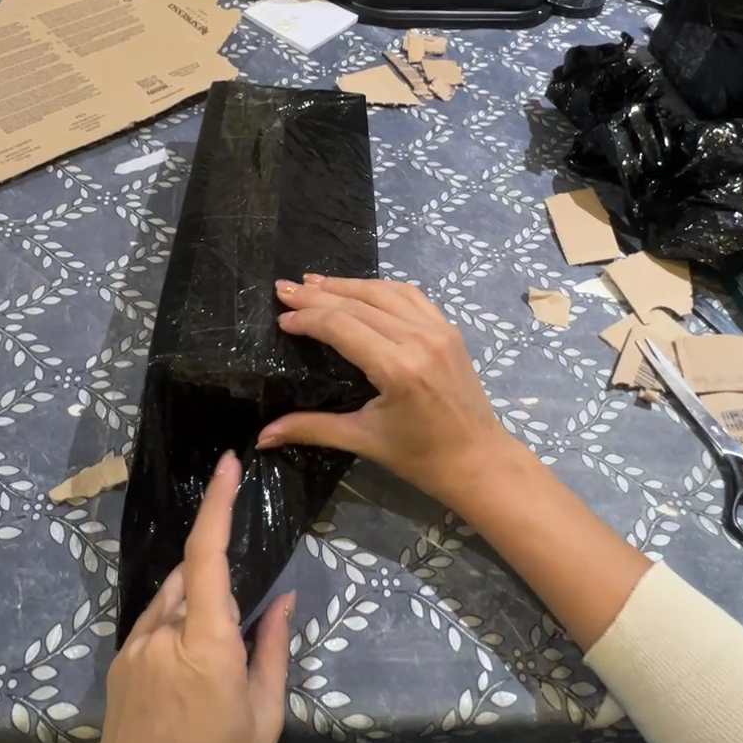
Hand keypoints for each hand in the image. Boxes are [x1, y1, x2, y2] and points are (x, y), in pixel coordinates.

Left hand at [101, 452, 293, 742]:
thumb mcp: (263, 716)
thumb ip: (272, 649)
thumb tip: (283, 599)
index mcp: (206, 645)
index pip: (207, 555)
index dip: (217, 503)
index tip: (228, 463)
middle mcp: (161, 636)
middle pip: (191, 581)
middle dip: (216, 589)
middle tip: (233, 648)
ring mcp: (131, 651)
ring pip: (169, 604)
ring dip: (192, 612)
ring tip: (207, 673)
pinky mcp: (116, 667)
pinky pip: (150, 627)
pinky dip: (172, 630)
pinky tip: (183, 677)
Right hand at [258, 276, 517, 503]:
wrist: (480, 460)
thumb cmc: (421, 457)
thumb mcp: (364, 440)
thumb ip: (312, 428)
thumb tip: (262, 436)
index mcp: (398, 368)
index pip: (342, 326)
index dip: (308, 318)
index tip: (282, 317)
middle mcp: (419, 339)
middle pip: (359, 303)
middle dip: (318, 294)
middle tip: (284, 288)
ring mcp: (438, 329)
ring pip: (384, 292)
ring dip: (346, 284)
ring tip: (313, 281)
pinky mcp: (449, 328)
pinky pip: (410, 296)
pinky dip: (380, 288)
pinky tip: (358, 288)